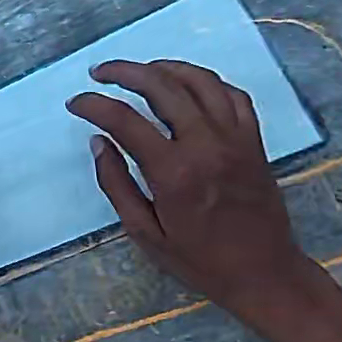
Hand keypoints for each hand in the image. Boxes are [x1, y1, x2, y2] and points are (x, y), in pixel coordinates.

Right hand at [68, 60, 320, 322]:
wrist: (265, 274)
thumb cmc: (199, 260)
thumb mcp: (144, 232)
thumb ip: (116, 184)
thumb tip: (98, 142)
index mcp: (174, 172)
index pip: (124, 120)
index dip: (94, 105)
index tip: (76, 102)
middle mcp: (206, 145)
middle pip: (162, 86)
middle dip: (124, 72)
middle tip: (100, 72)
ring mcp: (236, 139)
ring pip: (200, 81)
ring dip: (164, 67)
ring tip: (140, 71)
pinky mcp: (254, 141)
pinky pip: (232, 95)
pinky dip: (205, 82)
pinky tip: (186, 86)